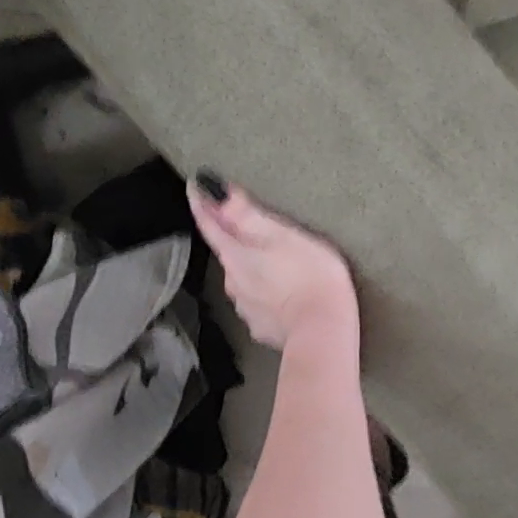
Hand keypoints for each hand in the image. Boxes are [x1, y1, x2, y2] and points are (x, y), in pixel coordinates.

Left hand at [188, 171, 357, 350]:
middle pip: (227, 253)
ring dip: (252, 269)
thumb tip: (219, 193)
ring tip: (275, 264)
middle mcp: (233, 282)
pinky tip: (284, 295)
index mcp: (236, 255)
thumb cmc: (310, 275)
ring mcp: (245, 308)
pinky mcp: (261, 327)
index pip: (209, 224)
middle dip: (235, 240)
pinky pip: (258, 304)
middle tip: (250, 228)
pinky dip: (265, 294)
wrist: (324, 331)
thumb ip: (249, 215)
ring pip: (243, 280)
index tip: (194, 186)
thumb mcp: (284, 236)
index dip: (201, 204)